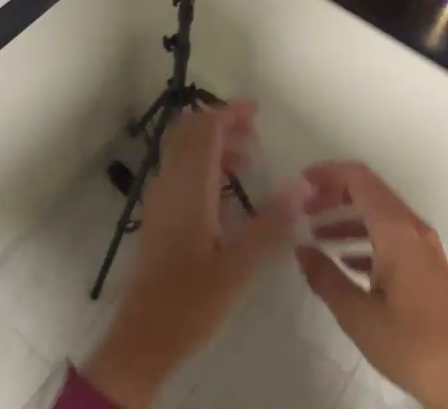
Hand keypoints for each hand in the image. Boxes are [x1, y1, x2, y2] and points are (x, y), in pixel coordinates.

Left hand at [83, 101, 302, 407]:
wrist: (144, 337)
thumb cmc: (191, 301)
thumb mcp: (239, 266)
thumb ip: (271, 223)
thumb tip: (303, 184)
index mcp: (189, 188)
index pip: (205, 130)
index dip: (228, 112)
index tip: (256, 110)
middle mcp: (169, 185)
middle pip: (188, 133)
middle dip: (219, 122)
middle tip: (253, 128)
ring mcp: (160, 200)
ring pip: (181, 152)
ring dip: (211, 144)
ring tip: (247, 159)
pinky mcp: (158, 217)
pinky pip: (178, 172)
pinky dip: (202, 165)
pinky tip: (226, 192)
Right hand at [297, 161, 447, 408]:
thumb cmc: (411, 344)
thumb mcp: (358, 314)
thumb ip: (325, 276)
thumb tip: (301, 248)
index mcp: (397, 231)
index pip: (358, 179)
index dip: (326, 175)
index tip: (298, 187)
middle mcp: (413, 229)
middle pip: (368, 192)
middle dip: (332, 196)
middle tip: (300, 211)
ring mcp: (423, 247)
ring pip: (379, 215)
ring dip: (346, 219)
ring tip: (313, 236)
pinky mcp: (426, 267)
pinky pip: (390, 237)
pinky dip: (364, 239)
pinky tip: (343, 263)